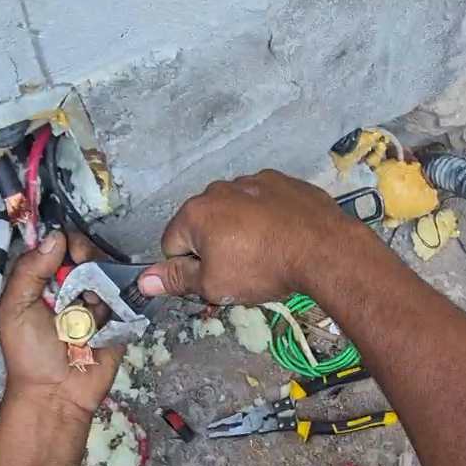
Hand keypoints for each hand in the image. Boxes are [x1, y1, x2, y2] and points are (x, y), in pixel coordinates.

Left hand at [0, 231, 119, 422]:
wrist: (56, 394)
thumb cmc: (30, 355)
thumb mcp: (15, 308)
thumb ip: (29, 271)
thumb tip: (54, 237)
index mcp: (44, 284)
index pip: (57, 249)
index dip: (64, 242)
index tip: (66, 244)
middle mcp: (72, 291)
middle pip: (87, 256)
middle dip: (86, 255)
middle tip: (82, 262)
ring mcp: (97, 305)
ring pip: (108, 275)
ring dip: (100, 281)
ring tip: (90, 298)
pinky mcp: (119, 322)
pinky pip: (126, 300)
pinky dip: (119, 299)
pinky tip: (107, 309)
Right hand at [136, 171, 371, 304]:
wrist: (322, 248)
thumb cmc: (261, 268)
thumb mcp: (214, 284)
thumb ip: (177, 279)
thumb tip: (143, 281)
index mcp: (195, 212)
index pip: (172, 244)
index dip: (189, 269)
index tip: (214, 279)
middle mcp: (219, 189)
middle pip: (204, 225)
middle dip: (215, 248)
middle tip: (241, 272)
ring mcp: (253, 181)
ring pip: (235, 214)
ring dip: (241, 233)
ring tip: (266, 256)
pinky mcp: (283, 182)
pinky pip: (264, 204)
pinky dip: (267, 220)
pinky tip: (283, 238)